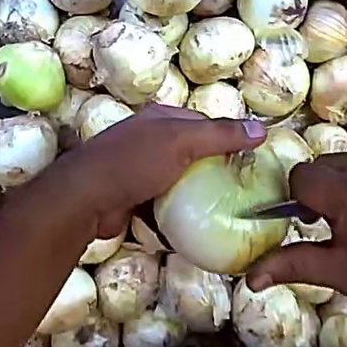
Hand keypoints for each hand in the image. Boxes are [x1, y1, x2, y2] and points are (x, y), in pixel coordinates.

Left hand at [25, 106, 264, 243]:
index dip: (227, 137)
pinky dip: (175, 215)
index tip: (249, 160)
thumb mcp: (183, 141)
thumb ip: (221, 135)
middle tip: (239, 191)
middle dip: (211, 170)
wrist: (86, 199)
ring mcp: (138, 170)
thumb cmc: (134, 161)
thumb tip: (261, 128)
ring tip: (223, 212)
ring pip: (177, 181)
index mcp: (160, 118)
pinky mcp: (132, 198)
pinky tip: (192, 228)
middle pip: (191, 153)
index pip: (203, 123)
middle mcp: (149, 139)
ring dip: (193, 195)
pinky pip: (162, 205)